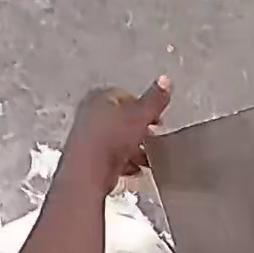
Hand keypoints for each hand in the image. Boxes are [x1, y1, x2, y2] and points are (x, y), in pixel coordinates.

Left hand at [60, 77, 171, 193]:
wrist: (89, 172)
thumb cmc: (112, 139)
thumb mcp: (140, 116)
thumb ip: (154, 100)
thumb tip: (166, 79)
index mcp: (99, 99)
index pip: (124, 95)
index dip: (142, 105)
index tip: (156, 117)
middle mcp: (89, 115)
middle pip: (120, 117)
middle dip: (138, 127)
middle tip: (153, 135)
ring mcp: (87, 138)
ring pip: (116, 138)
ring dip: (133, 146)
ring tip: (148, 155)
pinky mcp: (89, 158)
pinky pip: (111, 156)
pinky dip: (125, 161)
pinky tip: (136, 168)